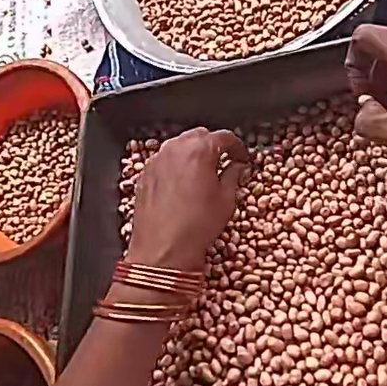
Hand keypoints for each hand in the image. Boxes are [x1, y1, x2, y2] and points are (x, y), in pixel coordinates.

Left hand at [127, 128, 248, 271]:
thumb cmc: (197, 225)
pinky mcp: (144, 175)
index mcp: (199, 150)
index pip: (224, 137)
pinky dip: (176, 165)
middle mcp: (174, 149)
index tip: (242, 158)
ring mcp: (156, 161)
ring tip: (204, 172)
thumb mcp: (226, 200)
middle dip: (214, 145)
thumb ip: (233, 176)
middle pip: (199, 136)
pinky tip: (183, 182)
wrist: (162, 249)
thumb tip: (237, 167)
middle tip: (225, 161)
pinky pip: (164, 161)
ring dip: (193, 153)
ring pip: (179, 146)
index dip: (237, 146)